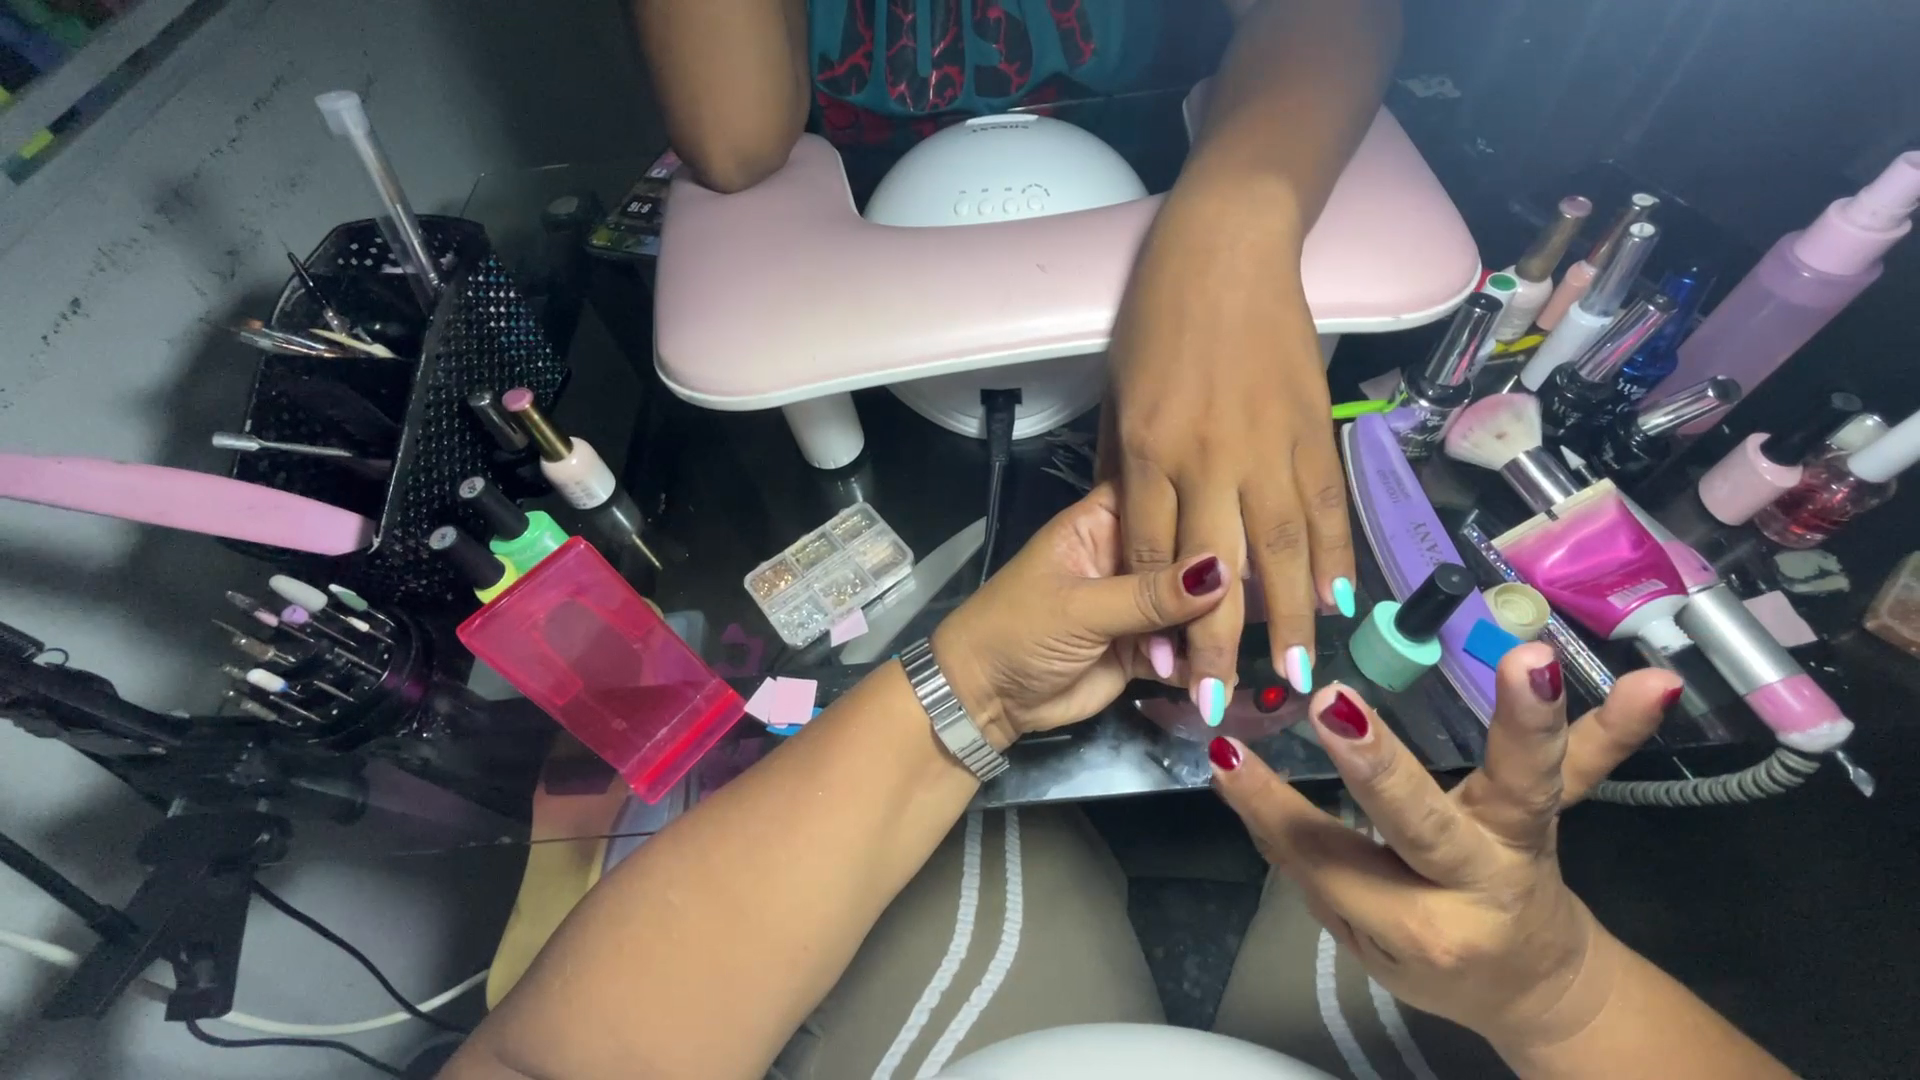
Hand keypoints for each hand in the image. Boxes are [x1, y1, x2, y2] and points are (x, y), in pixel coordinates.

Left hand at [931, 484, 1228, 748]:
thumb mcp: (1080, 607)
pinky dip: (1201, 665)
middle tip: (1263, 597)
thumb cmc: (1016, 631)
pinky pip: (1183, 650)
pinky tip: (1225, 677)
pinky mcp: (1144, 648)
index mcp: (1100, 523)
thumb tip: (1221, 571)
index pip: (1160, 497)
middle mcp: (1127, 556)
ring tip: (1249, 643)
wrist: (988, 698)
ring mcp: (1138, 604)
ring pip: (1192, 606)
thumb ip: (1148, 594)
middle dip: (1220, 577)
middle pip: (1186, 554)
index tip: (1252, 518)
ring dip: (1215, 627)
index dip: (1204, 504)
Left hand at [1106, 190, 1353, 719]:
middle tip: (1227, 703)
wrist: (1223, 247)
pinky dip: (1340, 556)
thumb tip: (1135, 534)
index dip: (1158, 617)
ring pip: (1283, 548)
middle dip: (1221, 644)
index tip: (1164, 671)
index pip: (1153, 553)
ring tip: (1301, 674)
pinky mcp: (1316, 426)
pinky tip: (1346, 600)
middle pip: (1215, 568)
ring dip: (1293, 618)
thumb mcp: (1117, 397)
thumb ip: (1127, 471)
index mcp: (1147, 451)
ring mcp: (1267, 443)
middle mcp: (1207, 457)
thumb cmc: (1153, 320)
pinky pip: (1328, 504)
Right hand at [1209, 642, 1683, 1050]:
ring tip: (1528, 661)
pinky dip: (1619, 731)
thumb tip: (1232, 768)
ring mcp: (1524, 841)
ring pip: (1524, 786)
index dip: (1271, 807)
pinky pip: (1588, 776)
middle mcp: (1475, 882)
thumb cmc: (1428, 955)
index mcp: (1418, 923)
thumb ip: (1301, 853)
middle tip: (1335, 709)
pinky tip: (1657, 683)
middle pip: (1420, 824)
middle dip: (1377, 768)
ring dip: (1524, 723)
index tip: (1224, 754)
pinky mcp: (1554, 817)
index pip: (1328, 858)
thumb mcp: (1354, 930)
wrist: (1531, 981)